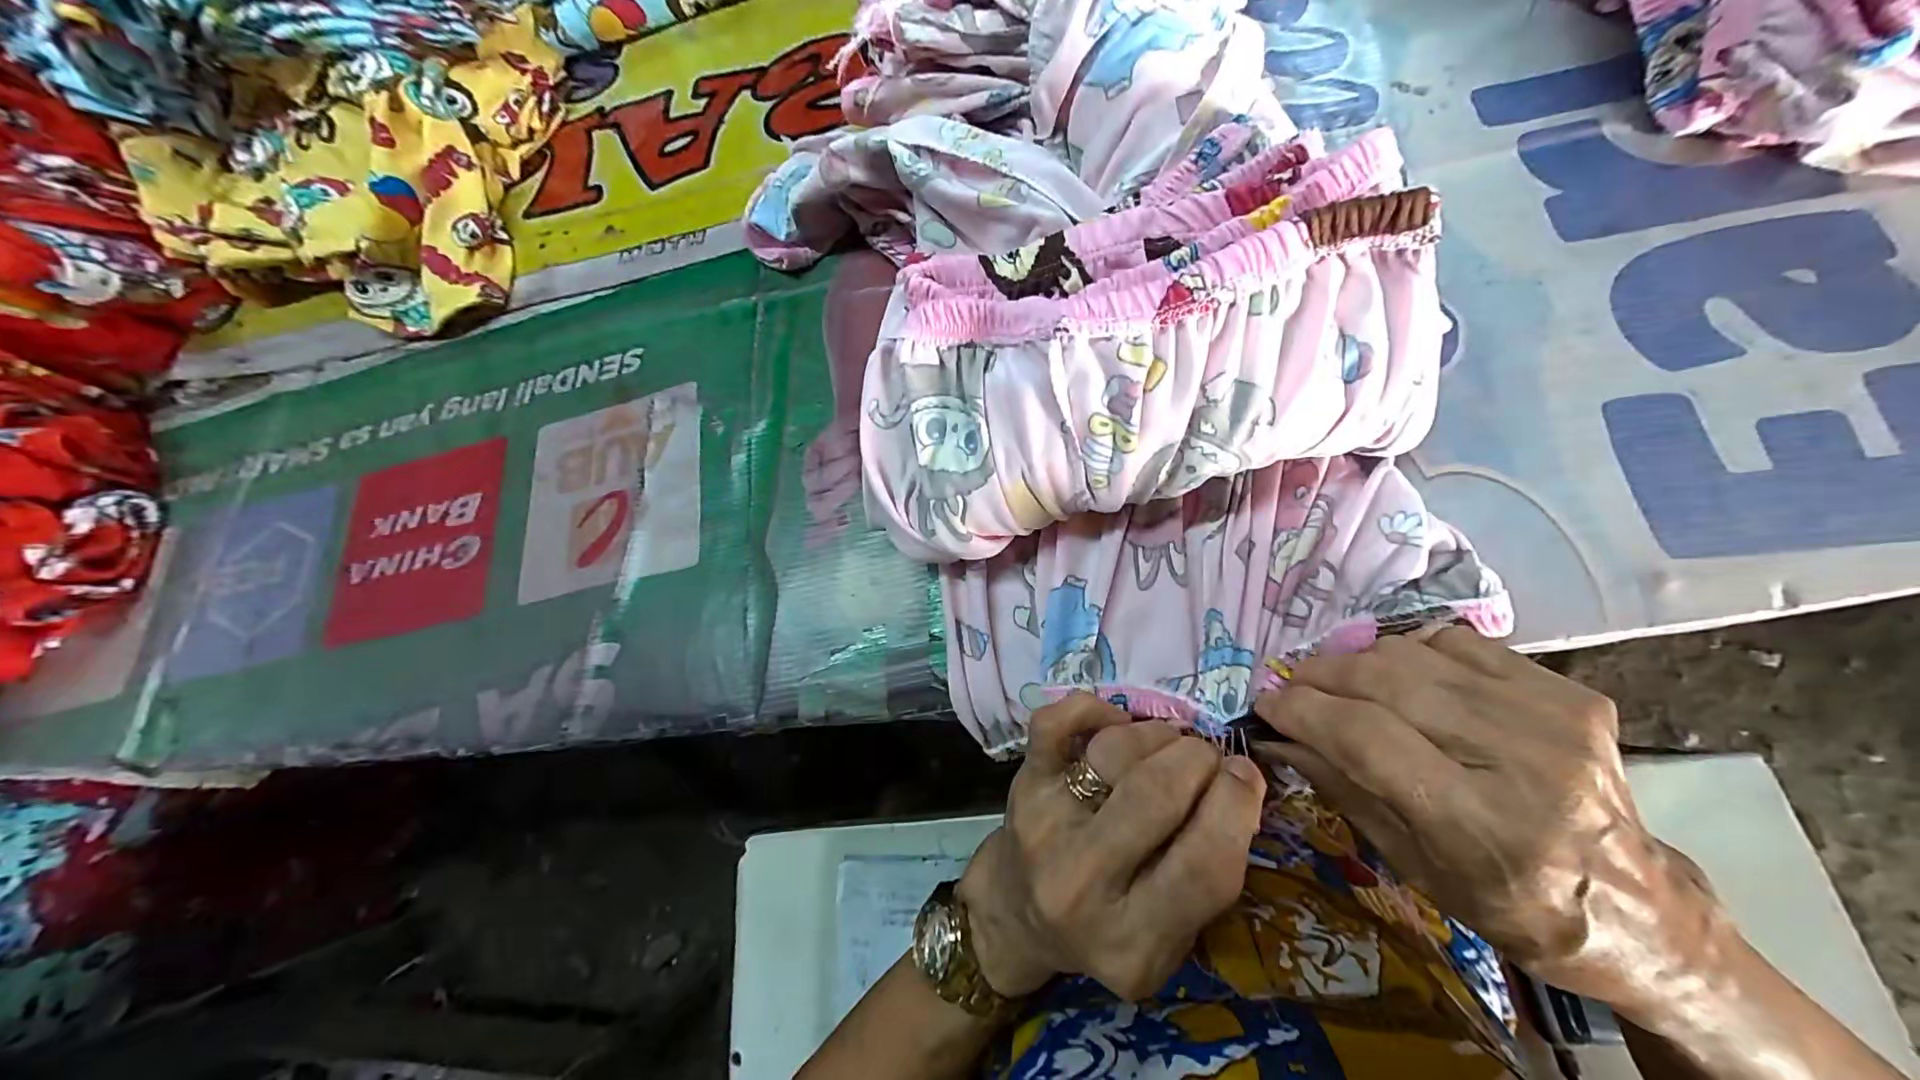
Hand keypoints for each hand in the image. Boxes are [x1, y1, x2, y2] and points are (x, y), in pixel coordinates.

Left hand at [956, 693, 1265, 999]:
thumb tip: (1240, 784)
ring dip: (1158, 735)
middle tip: (1209, 757)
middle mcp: (1081, 883)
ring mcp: (1044, 827)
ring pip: (1114, 752)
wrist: (1021, 916)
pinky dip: (1092, 708)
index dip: (1238, 807)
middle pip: (1158, 793)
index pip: (1205, 865)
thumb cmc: (1108, 927)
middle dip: (1200, 761)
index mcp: (1133, 943)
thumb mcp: (1168, 939)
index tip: (1247, 776)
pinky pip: (1054, 724)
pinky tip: (1118, 721)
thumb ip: (1208, 878)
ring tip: (1170, 743)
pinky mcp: (1021, 785)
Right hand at [1252, 626, 1721, 1010]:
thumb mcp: (1411, 864)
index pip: (1368, 738)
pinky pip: (1462, 644)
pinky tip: (1400, 676)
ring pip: (1418, 654)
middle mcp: (1525, 763)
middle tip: (1290, 684)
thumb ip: (1341, 787)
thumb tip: (1276, 735)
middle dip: (1322, 676)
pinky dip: (1413, 651)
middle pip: (1390, 683)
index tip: (1266, 703)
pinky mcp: (1572, 696)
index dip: (1304, 711)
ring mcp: (1554, 720)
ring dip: (1359, 661)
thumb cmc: (1509, 905)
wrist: (1636, 911)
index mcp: (1483, 826)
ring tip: (1335, 680)